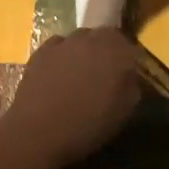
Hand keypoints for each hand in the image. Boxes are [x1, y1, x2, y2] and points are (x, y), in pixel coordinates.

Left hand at [0, 28, 140, 167]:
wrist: (37, 131)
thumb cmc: (85, 126)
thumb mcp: (122, 113)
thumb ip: (131, 87)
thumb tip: (130, 75)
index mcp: (116, 52)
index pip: (130, 46)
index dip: (129, 60)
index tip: (126, 76)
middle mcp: (92, 38)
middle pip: (105, 36)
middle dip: (108, 51)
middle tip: (104, 74)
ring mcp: (65, 41)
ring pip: (82, 38)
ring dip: (85, 51)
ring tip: (80, 74)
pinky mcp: (43, 50)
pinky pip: (59, 45)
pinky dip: (63, 55)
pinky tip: (59, 73)